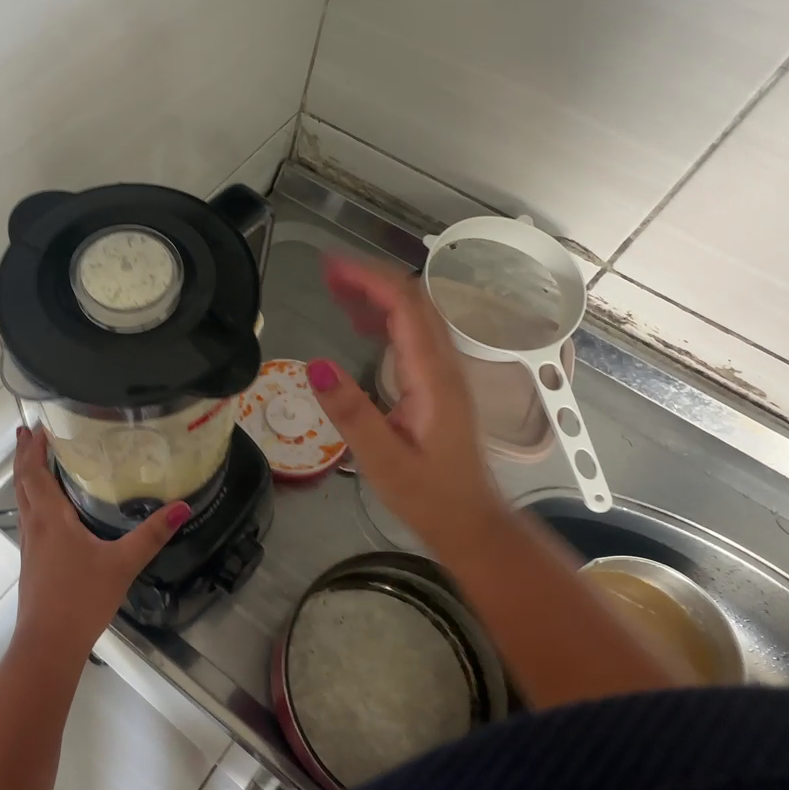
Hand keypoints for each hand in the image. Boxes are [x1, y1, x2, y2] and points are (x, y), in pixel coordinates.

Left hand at [10, 426, 189, 658]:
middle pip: (23, 483)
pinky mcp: (32, 564)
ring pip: (23, 502)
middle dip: (25, 456)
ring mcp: (30, 547)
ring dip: (27, 478)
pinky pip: (29, 520)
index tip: (36, 423)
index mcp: (50, 518)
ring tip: (36, 461)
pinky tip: (50, 512)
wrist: (47, 645)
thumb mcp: (122, 564)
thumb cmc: (80, 599)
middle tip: (28, 431)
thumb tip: (182, 507)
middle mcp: (34, 527)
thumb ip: (151, 535)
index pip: (34, 472)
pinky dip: (34, 501)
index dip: (33, 447)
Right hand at [307, 256, 504, 549]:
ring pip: (416, 315)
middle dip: (370, 278)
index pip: (405, 307)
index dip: (369, 279)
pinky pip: (415, 334)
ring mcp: (446, 373)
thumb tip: (316, 365)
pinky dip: (385, 318)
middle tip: (325, 273)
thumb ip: (351, 412)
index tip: (330, 267)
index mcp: (433, 377)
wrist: (472, 522)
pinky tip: (360, 326)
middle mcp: (445, 365)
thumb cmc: (429, 497)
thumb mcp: (383, 460)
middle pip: (414, 301)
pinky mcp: (440, 384)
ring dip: (378, 295)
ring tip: (334, 290)